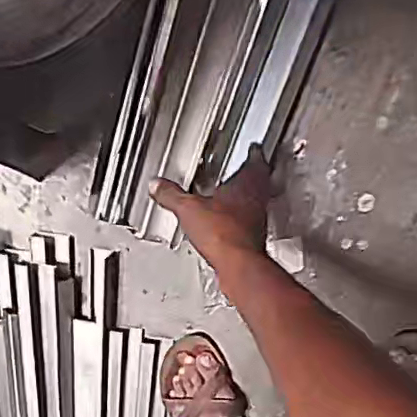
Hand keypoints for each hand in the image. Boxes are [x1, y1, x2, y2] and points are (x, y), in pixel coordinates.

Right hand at [150, 147, 272, 263]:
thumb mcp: (188, 209)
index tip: (253, 149)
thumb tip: (157, 186)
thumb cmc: (224, 235)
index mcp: (246, 184)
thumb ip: (172, 195)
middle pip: (260, 184)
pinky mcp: (254, 243)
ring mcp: (257, 224)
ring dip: (245, 202)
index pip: (256, 160)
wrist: (240, 267)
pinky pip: (248, 228)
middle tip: (245, 174)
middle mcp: (257, 202)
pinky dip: (239, 225)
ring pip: (255, 206)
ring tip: (233, 201)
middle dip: (250, 178)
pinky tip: (227, 231)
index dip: (253, 153)